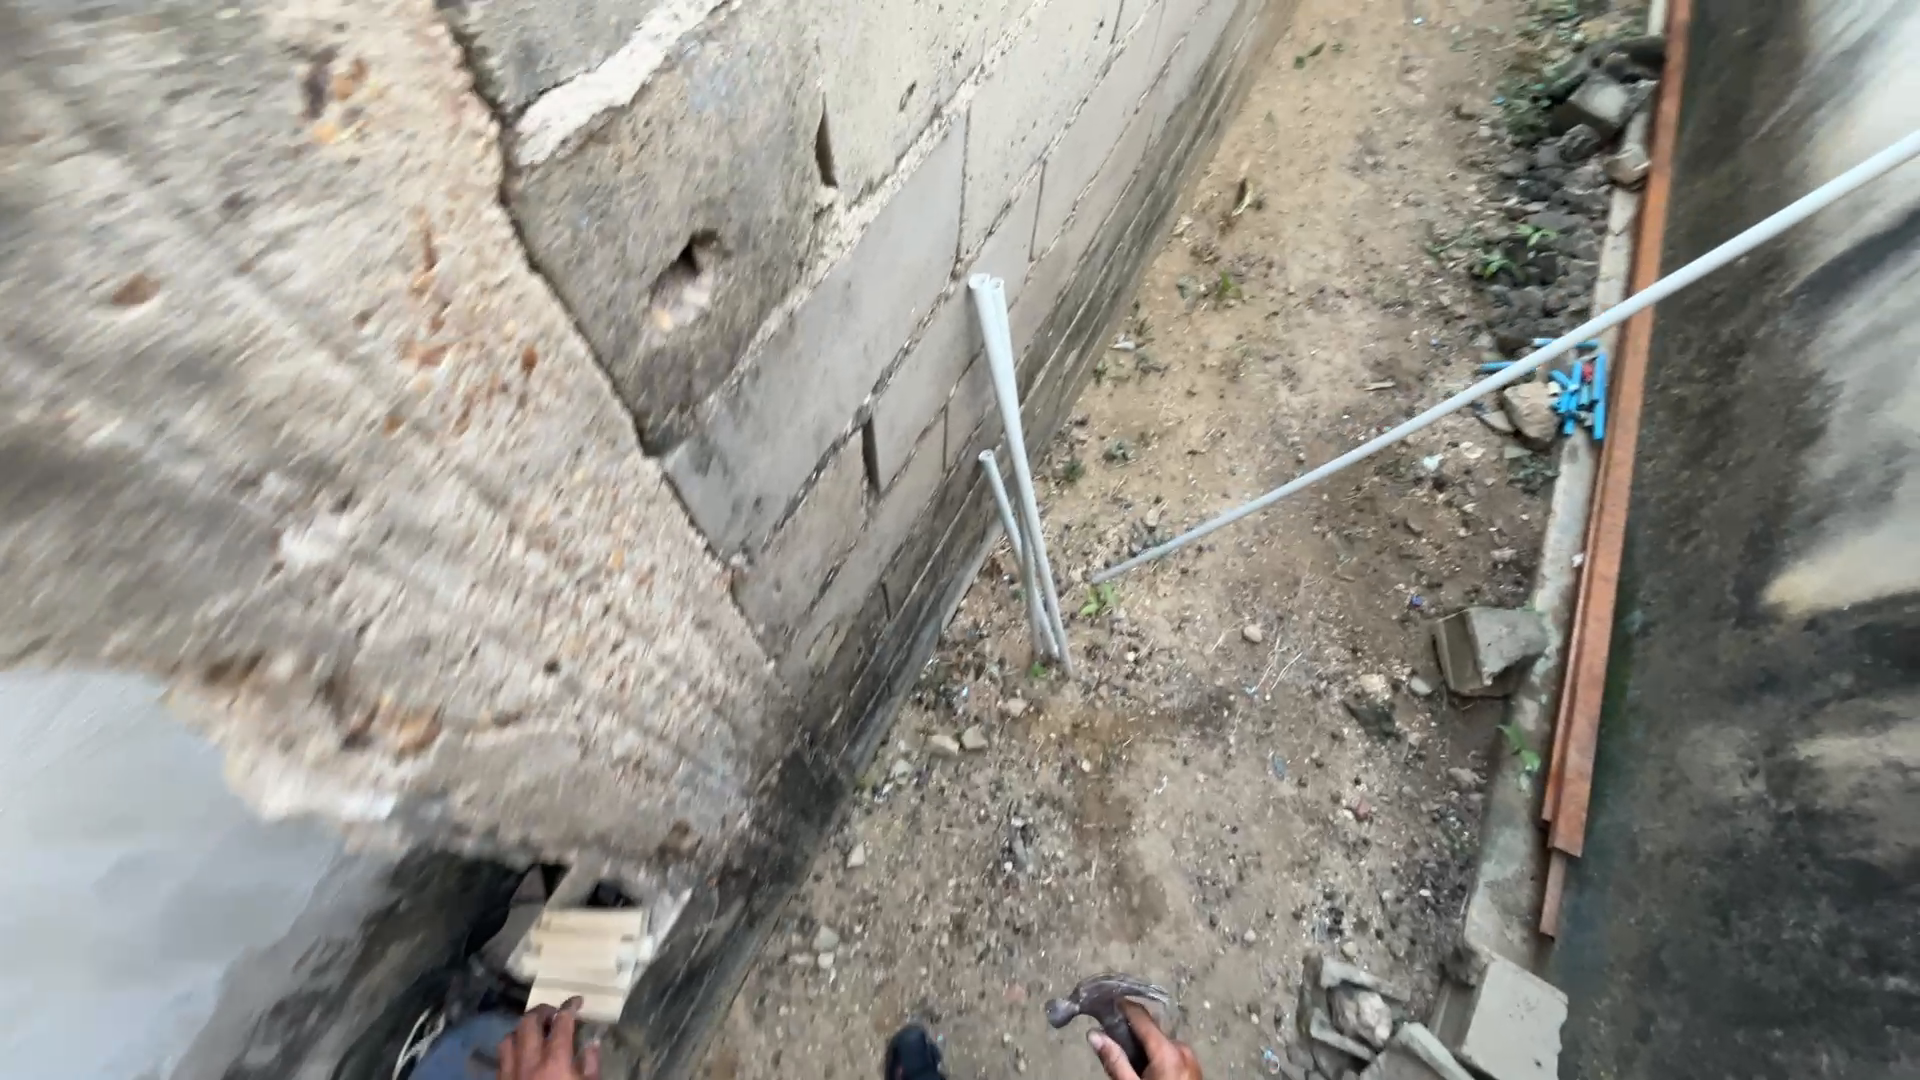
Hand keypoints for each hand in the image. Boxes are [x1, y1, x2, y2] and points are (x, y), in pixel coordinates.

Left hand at [499, 998, 600, 1079]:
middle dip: (542, 1011)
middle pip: (529, 1023)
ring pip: (508, 1040)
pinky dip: (510, 1053)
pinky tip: (521, 1059)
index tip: (577, 1001)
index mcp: (555, 1060)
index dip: (570, 1005)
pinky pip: (500, 1063)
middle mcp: (529, 1063)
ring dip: (521, 1031)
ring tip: (534, 1033)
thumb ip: (591, 1065)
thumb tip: (591, 1045)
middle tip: (554, 1013)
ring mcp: (509, 1077)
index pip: (562, 1020)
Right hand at [1086, 1001, 1201, 1079]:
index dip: (1122, 1006)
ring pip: (1159, 1042)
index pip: (1140, 1015)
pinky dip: (1155, 1056)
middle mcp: (1182, 1048)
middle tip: (1111, 1044)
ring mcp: (1191, 1059)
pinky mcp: (1194, 1069)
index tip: (1104, 1004)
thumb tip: (1093, 1033)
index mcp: (1167, 1051)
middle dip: (1130, 1034)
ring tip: (1128, 1063)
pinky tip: (1145, 1072)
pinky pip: (1170, 1053)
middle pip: (1150, 1030)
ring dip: (1143, 1046)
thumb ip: (1114, 1060)